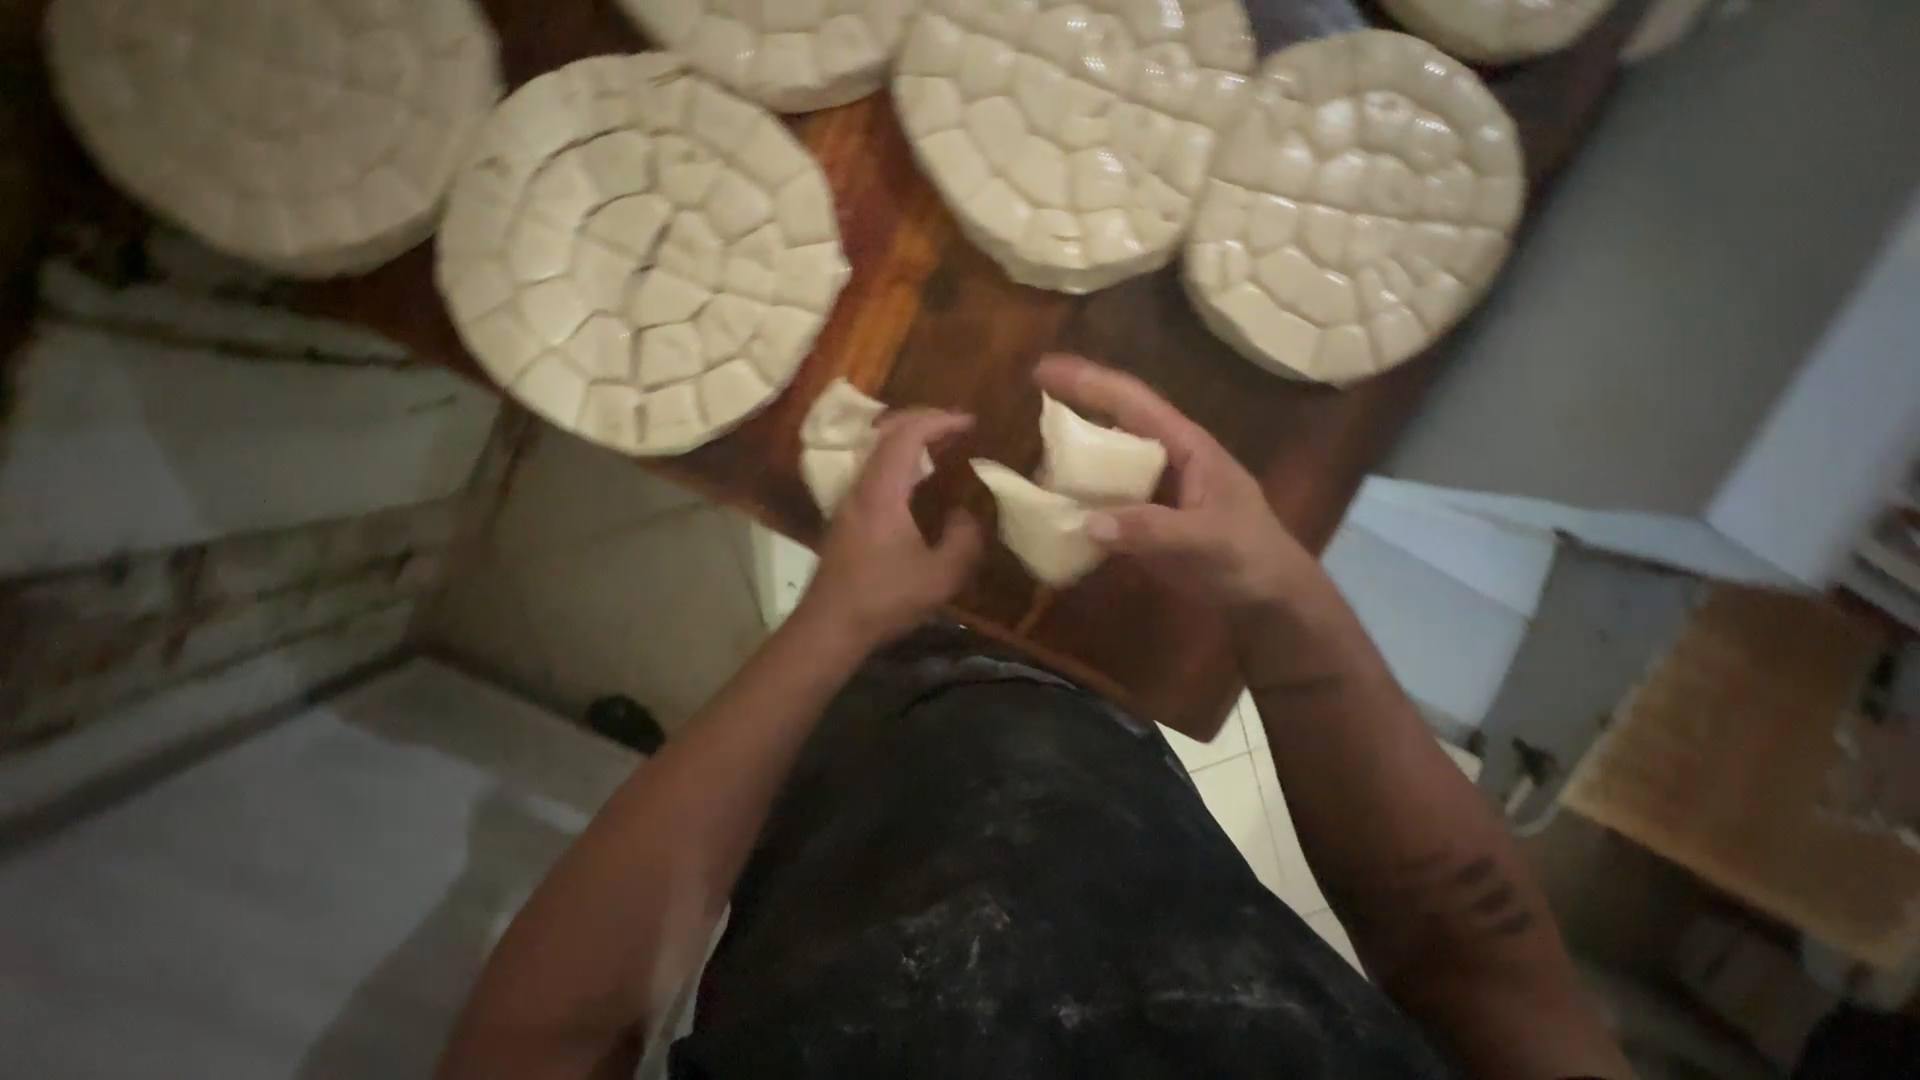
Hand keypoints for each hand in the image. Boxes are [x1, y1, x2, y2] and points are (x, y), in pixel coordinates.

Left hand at [796, 408, 983, 647]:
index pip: (907, 435)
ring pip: (877, 451)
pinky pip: (874, 470)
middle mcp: (861, 487)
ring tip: (942, 447)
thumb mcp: (940, 577)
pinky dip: (898, 460)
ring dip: (909, 439)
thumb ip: (964, 541)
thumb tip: (967, 515)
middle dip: (923, 420)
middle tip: (956, 426)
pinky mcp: (845, 517)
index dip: (939, 420)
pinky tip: (917, 482)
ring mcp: (848, 501)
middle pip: (887, 432)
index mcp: (882, 492)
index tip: (970, 422)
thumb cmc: (884, 600)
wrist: (829, 626)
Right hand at [1033, 354, 1316, 613]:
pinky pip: (1101, 507)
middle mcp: (1162, 460)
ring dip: (1066, 469)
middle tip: (1022, 421)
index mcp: (1184, 446)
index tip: (1041, 370)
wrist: (1268, 600)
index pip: (1131, 401)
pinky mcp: (1141, 525)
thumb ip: (1153, 529)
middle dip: (1068, 421)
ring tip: (1027, 474)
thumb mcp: (1210, 539)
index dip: (1087, 382)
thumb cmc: (1251, 556)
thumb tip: (1088, 522)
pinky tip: (1049, 516)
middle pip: (1108, 429)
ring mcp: (1150, 493)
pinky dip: (1076, 509)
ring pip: (1101, 469)